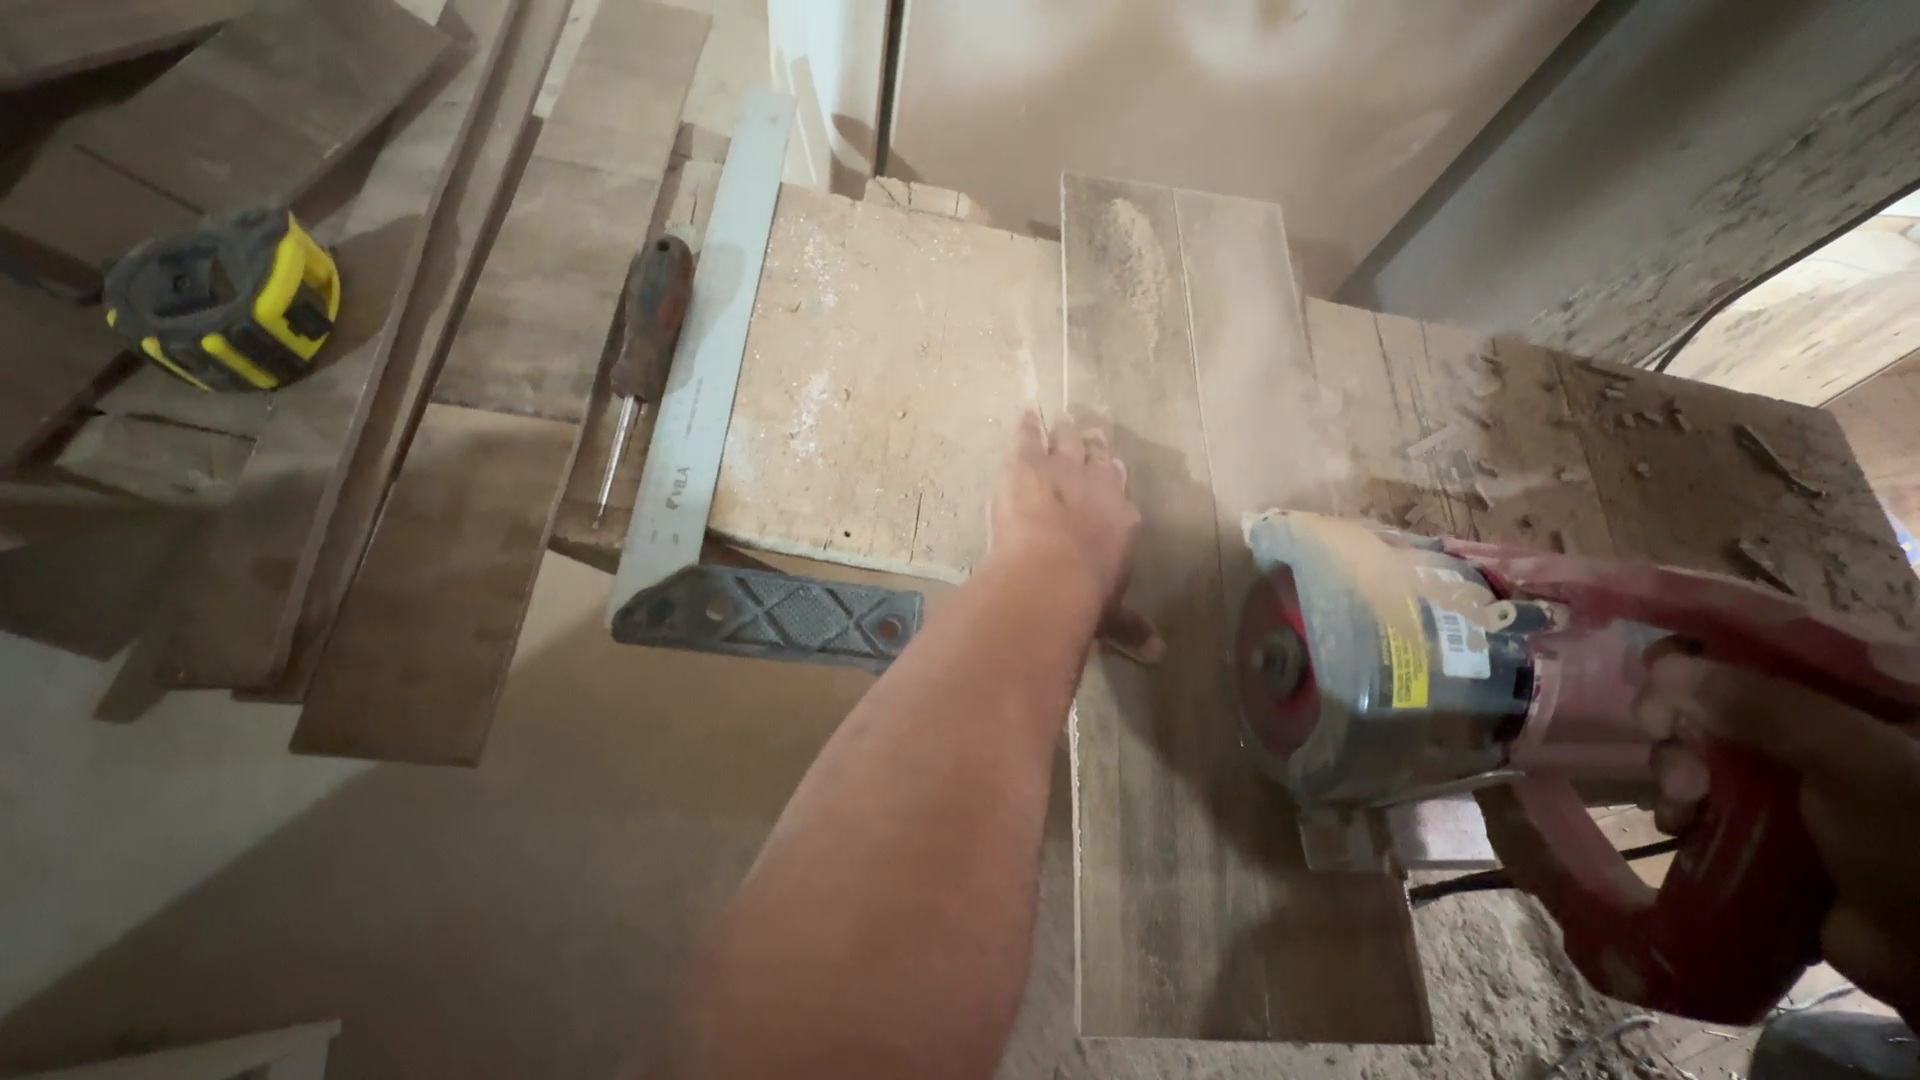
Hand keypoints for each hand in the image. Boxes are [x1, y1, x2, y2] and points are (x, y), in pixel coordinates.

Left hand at [991, 411, 1162, 661]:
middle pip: (1097, 458)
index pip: (1120, 491)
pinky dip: (1027, 425)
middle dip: (1093, 448)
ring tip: (1063, 421)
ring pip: (1067, 441)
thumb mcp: (1110, 614)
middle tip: (1090, 435)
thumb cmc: (1085, 596)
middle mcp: (1098, 486)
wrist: (1051, 572)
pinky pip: (1029, 435)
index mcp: (1122, 519)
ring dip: (1065, 432)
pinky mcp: (1027, 462)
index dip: (1114, 479)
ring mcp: (1063, 469)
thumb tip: (1158, 654)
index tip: (1111, 470)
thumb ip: (1130, 626)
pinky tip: (1025, 414)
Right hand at [1635, 654, 1919, 1023]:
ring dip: (1675, 765)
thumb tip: (1664, 665)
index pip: (1779, 644)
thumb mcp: (1860, 764)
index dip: (1713, 645)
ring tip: (1683, 799)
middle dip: (1681, 714)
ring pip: (1706, 745)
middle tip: (1656, 728)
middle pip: (1726, 694)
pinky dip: (1681, 804)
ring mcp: (1799, 779)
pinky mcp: (1772, 823)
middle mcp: (1832, 729)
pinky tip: (1680, 822)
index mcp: (1871, 699)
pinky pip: (1705, 794)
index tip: (1661, 658)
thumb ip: (1766, 707)